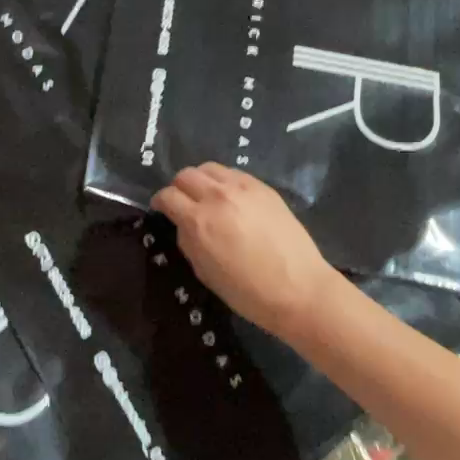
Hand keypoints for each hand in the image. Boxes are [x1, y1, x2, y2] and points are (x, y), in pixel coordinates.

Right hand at [151, 164, 346, 338]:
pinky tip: (230, 197)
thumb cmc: (247, 292)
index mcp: (199, 221)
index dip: (160, 202)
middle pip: (186, 175)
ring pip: (209, 168)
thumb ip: (188, 242)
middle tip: (183, 203)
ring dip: (201, 180)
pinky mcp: (263, 187)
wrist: (299, 289)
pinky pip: (234, 173)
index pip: (168, 196)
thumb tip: (183, 224)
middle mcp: (217, 197)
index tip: (162, 210)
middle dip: (178, 188)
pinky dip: (224, 180)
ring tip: (206, 196)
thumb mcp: (204, 272)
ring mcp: (243, 188)